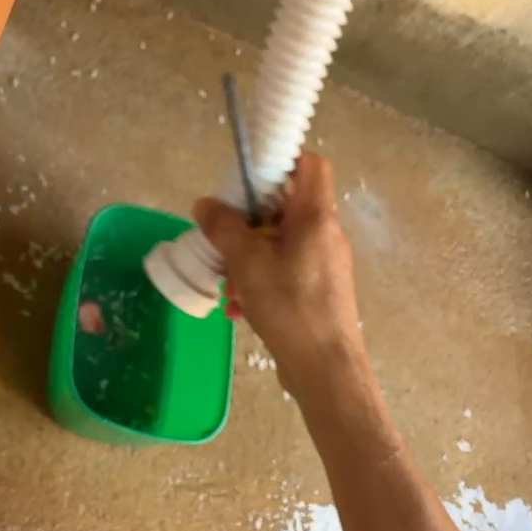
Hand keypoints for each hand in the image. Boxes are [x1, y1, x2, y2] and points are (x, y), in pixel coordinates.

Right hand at [193, 153, 366, 384]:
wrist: (326, 371)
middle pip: (287, 204)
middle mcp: (326, 234)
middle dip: (250, 217)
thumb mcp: (247, 262)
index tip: (248, 174)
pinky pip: (286, 267)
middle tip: (224, 230)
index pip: (311, 164)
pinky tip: (239, 306)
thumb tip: (205, 204)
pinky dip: (261, 277)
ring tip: (228, 279)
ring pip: (281, 240)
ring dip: (250, 253)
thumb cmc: (290, 307)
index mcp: (316, 217)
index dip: (282, 159)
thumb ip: (224, 227)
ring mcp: (325, 263)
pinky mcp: (320, 289)